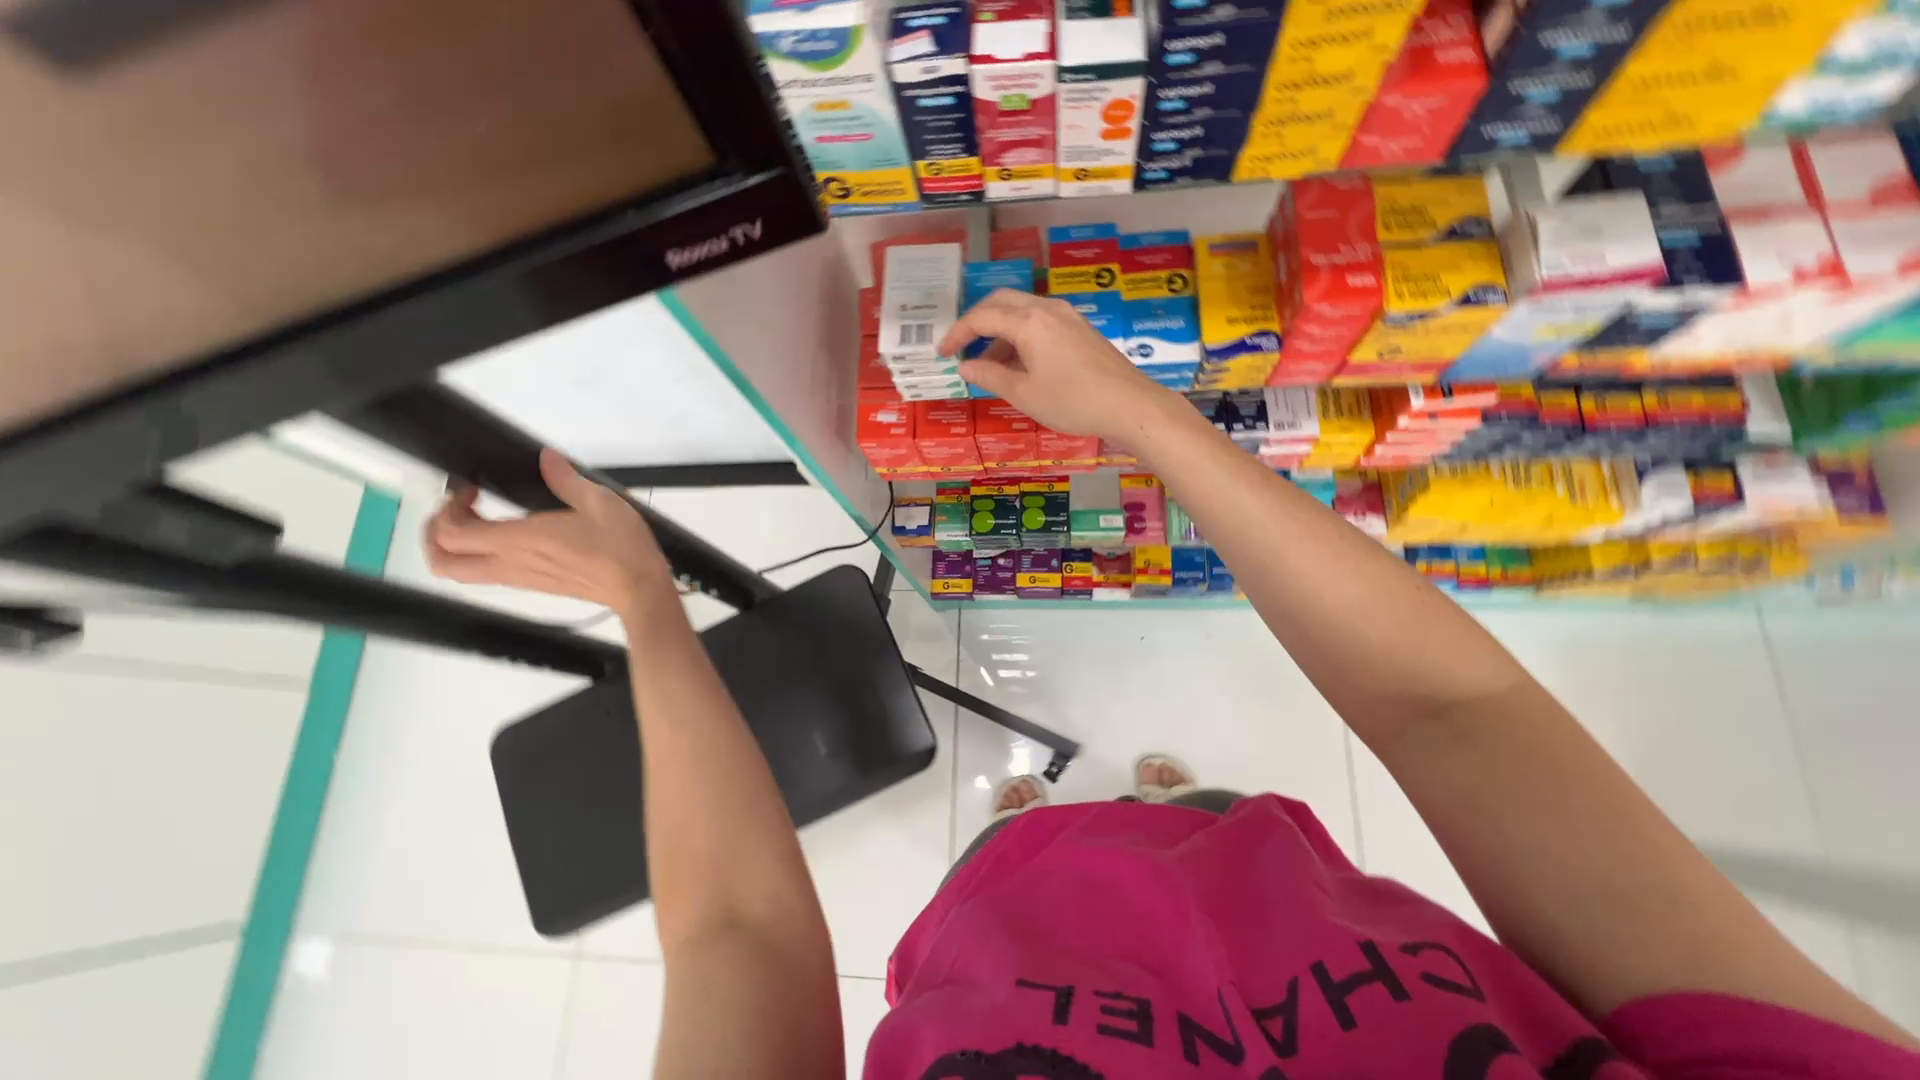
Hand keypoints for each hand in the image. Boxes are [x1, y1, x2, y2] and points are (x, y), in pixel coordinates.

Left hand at [425, 448, 676, 615]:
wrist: (639, 588)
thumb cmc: (620, 546)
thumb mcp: (599, 501)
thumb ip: (566, 478)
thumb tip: (547, 458)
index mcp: (520, 540)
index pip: (452, 534)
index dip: (446, 508)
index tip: (471, 489)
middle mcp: (510, 563)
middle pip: (442, 562)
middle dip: (434, 534)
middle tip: (455, 509)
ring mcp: (519, 578)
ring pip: (460, 573)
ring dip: (453, 547)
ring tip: (475, 521)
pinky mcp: (533, 585)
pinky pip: (486, 575)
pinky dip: (477, 556)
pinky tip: (505, 537)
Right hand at [939, 289, 1178, 443]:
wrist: (1129, 405)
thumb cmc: (1072, 402)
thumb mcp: (1024, 394)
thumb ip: (990, 375)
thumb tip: (965, 365)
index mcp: (1028, 321)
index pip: (981, 318)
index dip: (957, 334)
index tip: (943, 353)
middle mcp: (1047, 309)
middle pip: (1000, 302)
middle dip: (976, 321)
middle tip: (961, 347)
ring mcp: (1067, 316)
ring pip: (1022, 309)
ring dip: (999, 330)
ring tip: (989, 363)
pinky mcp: (1079, 328)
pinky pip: (1040, 320)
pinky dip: (1021, 334)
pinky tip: (1019, 362)